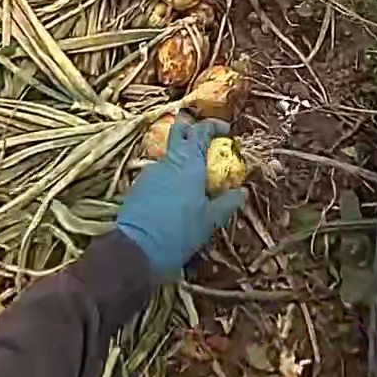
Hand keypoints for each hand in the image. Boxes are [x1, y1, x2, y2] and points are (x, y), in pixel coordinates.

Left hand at [115, 116, 245, 278]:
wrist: (134, 251)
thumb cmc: (179, 231)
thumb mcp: (210, 221)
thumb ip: (227, 203)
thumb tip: (242, 192)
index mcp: (189, 162)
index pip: (202, 130)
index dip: (215, 126)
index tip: (226, 131)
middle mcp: (169, 161)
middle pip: (179, 132)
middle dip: (191, 130)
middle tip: (205, 142)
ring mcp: (150, 172)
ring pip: (169, 156)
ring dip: (181, 160)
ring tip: (192, 182)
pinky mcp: (138, 187)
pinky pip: (158, 174)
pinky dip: (169, 179)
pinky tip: (173, 199)